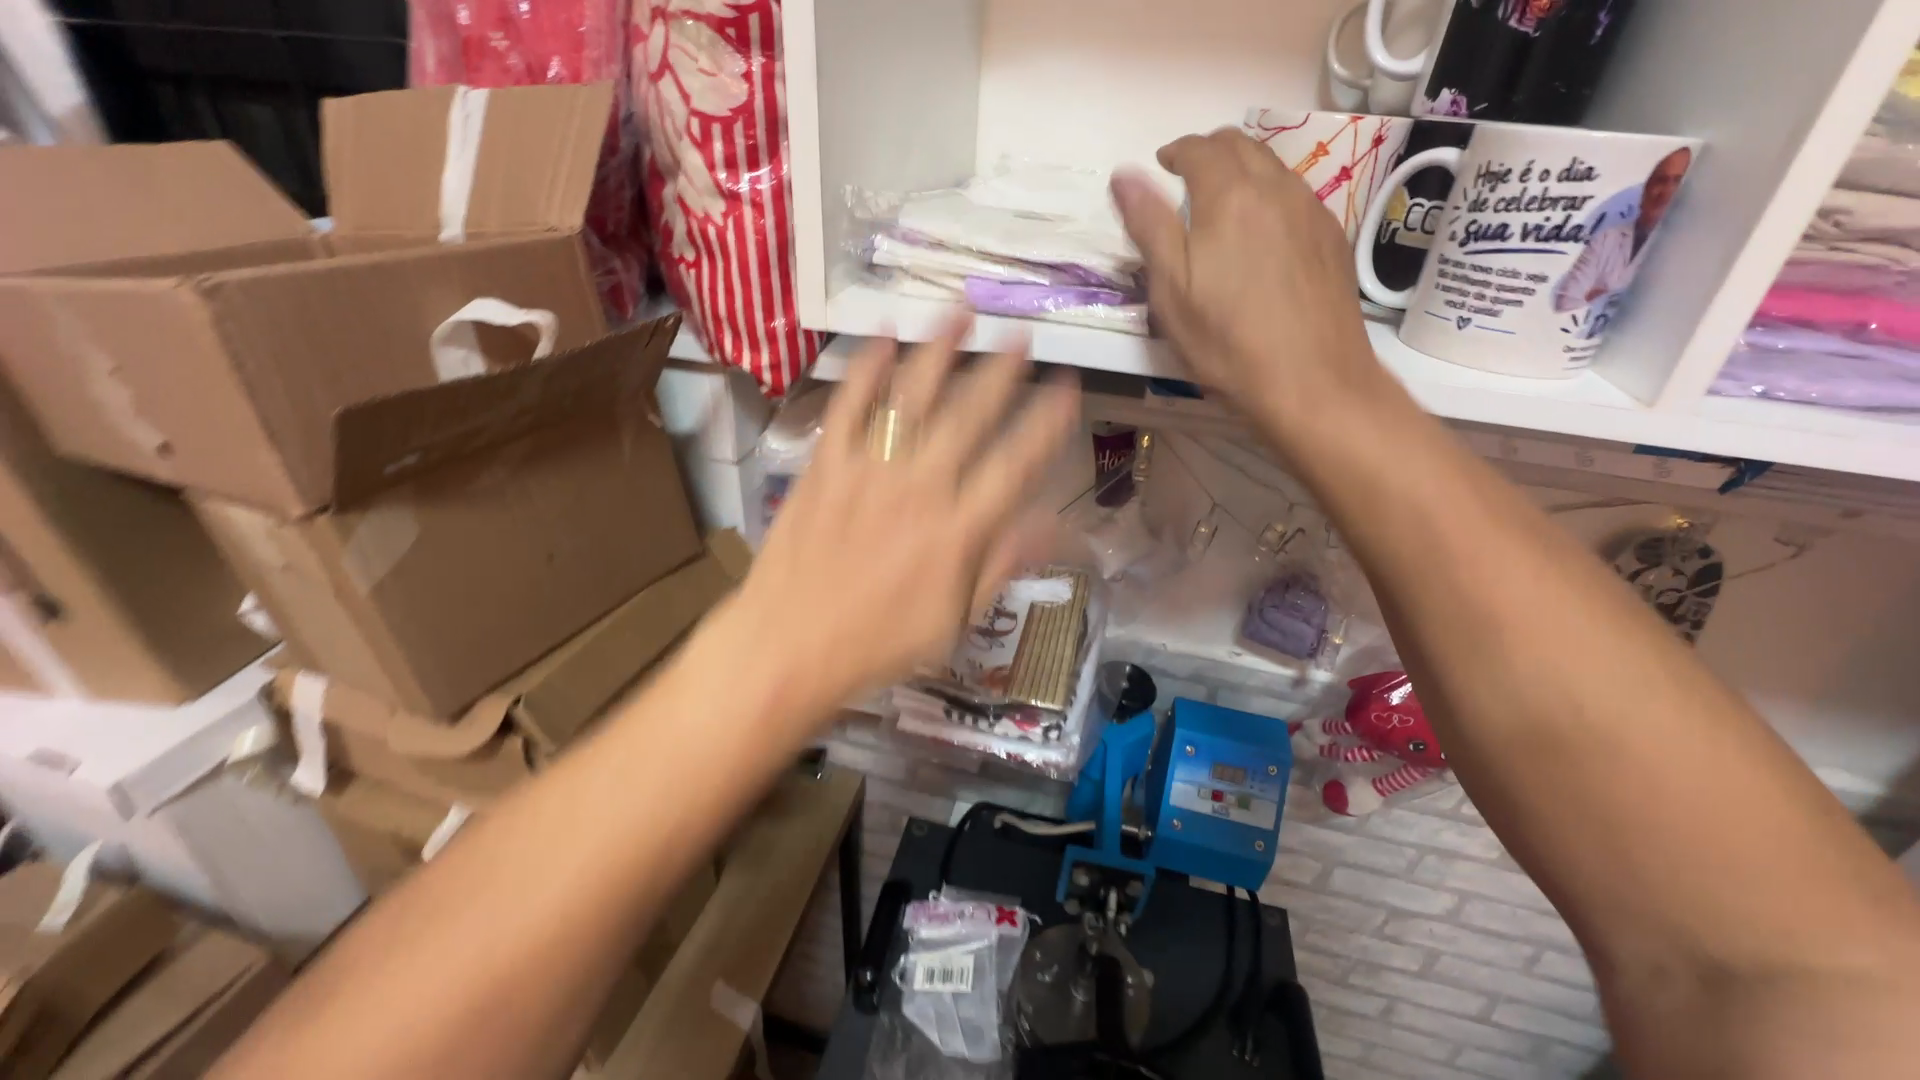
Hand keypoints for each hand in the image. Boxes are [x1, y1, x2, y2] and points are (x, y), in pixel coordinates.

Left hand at [724, 314, 1078, 718]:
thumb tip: (1056, 528)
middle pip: (969, 418)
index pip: (1016, 465)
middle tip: (1023, 337)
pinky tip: (882, 335)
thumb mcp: (954, 620)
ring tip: (962, 312)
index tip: (1066, 389)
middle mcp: (920, 488)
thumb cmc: (878, 645)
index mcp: (958, 530)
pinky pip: (848, 407)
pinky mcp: (824, 465)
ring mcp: (869, 471)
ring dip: (939, 351)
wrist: (787, 646)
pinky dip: (865, 369)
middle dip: (1001, 373)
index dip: (1046, 424)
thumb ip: (1001, 564)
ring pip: (911, 398)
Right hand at [1110, 129, 1387, 432]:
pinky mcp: (1332, 238)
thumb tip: (1125, 174)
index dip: (1175, 152)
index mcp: (1228, 196)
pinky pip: (1295, 195)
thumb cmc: (1228, 342)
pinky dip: (1270, 195)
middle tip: (1187, 177)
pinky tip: (1262, 232)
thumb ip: (1149, 225)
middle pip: (1241, 145)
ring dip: (1242, 170)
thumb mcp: (1171, 290)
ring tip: (1222, 202)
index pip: (1198, 148)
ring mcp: (1311, 210)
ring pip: (1273, 167)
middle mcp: (1275, 188)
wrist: (1312, 382)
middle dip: (1209, 151)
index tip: (1161, 166)